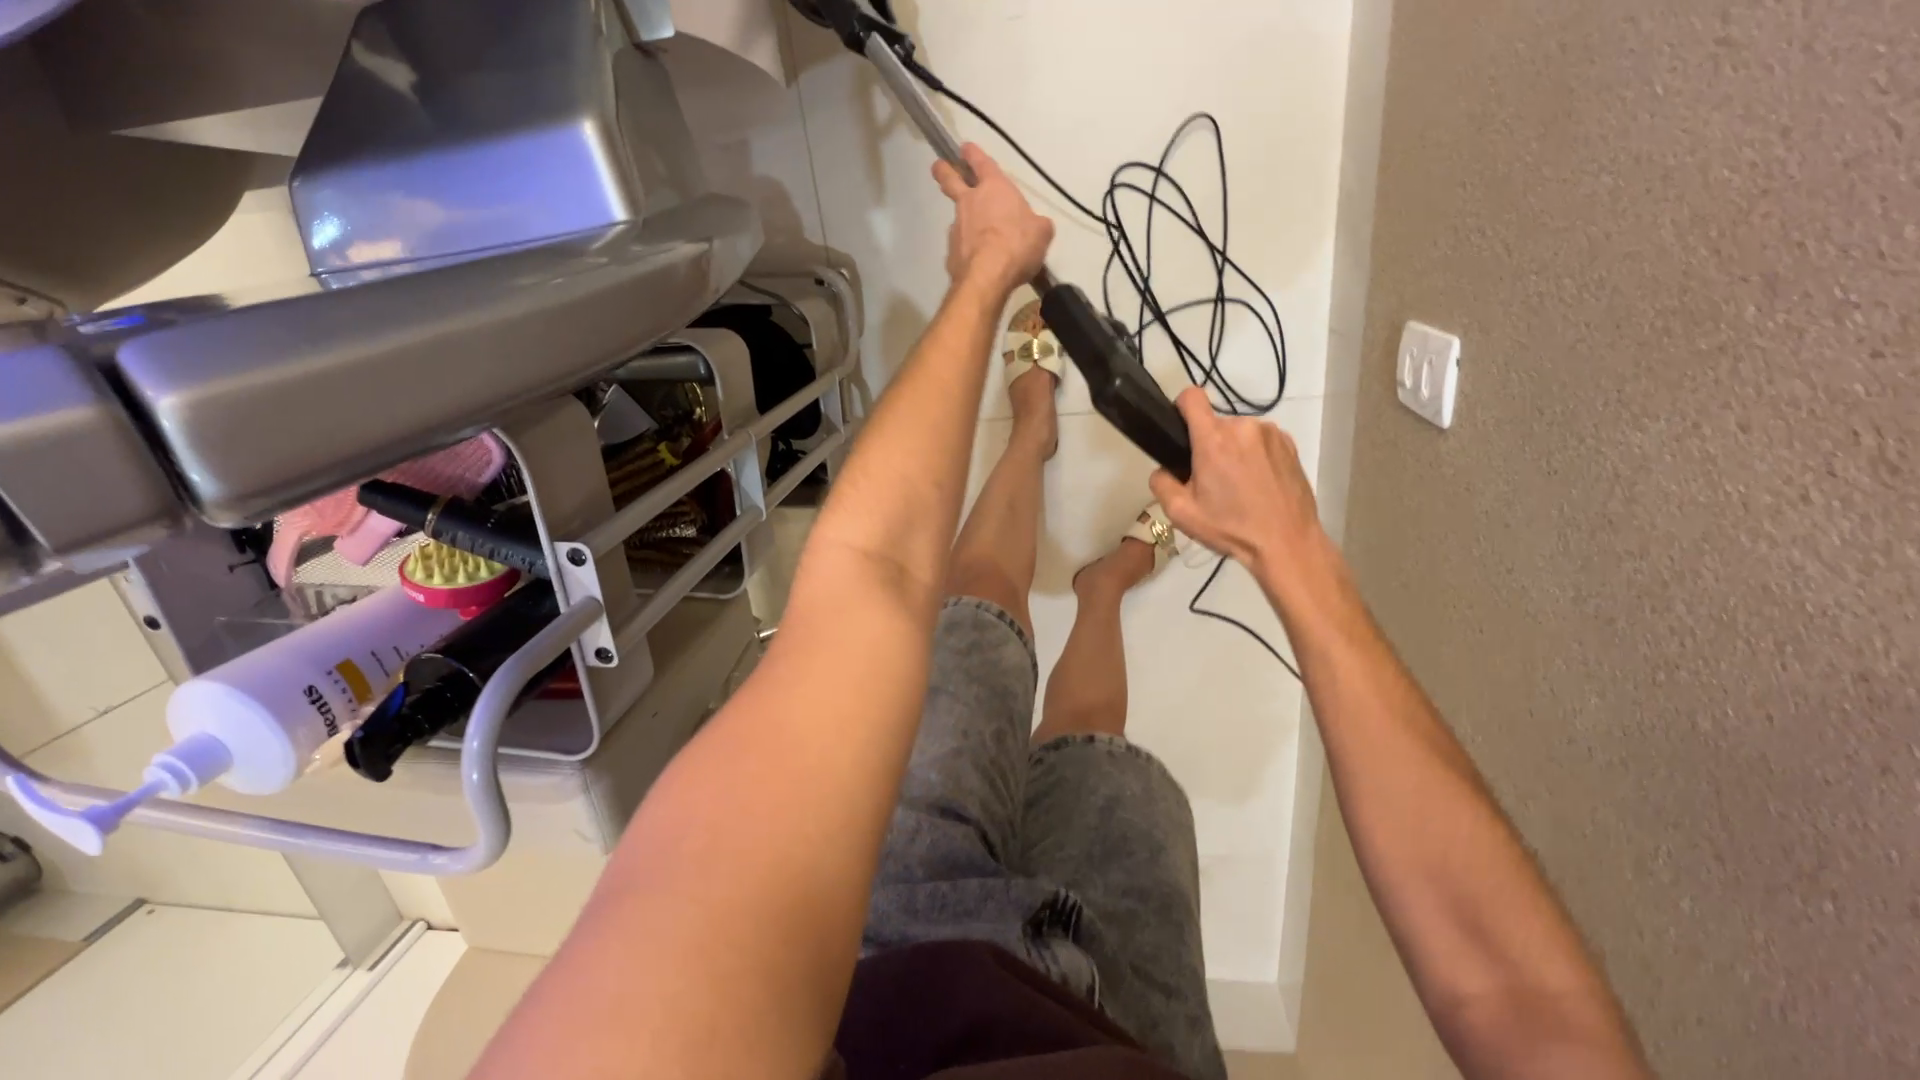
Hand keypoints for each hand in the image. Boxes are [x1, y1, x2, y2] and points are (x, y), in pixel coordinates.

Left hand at [933, 144, 1053, 294]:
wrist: (987, 276)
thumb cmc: (1017, 245)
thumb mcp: (1041, 232)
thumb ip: (1036, 224)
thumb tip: (1035, 226)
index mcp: (994, 188)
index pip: (981, 163)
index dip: (974, 154)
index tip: (965, 147)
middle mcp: (970, 202)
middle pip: (951, 180)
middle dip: (944, 171)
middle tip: (938, 167)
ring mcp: (957, 226)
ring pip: (958, 217)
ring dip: (965, 221)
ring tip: (979, 238)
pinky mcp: (951, 251)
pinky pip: (960, 246)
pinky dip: (967, 249)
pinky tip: (977, 261)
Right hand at [1149, 388, 1322, 580]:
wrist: (1287, 542)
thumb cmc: (1232, 528)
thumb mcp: (1182, 514)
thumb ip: (1161, 483)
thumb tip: (1164, 469)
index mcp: (1213, 439)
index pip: (1192, 396)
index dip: (1181, 408)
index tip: (1182, 429)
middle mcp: (1243, 427)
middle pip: (1215, 424)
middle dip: (1209, 444)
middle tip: (1213, 480)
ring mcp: (1270, 433)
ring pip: (1239, 433)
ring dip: (1234, 450)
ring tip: (1240, 484)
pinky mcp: (1289, 444)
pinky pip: (1261, 440)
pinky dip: (1256, 455)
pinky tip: (1259, 483)